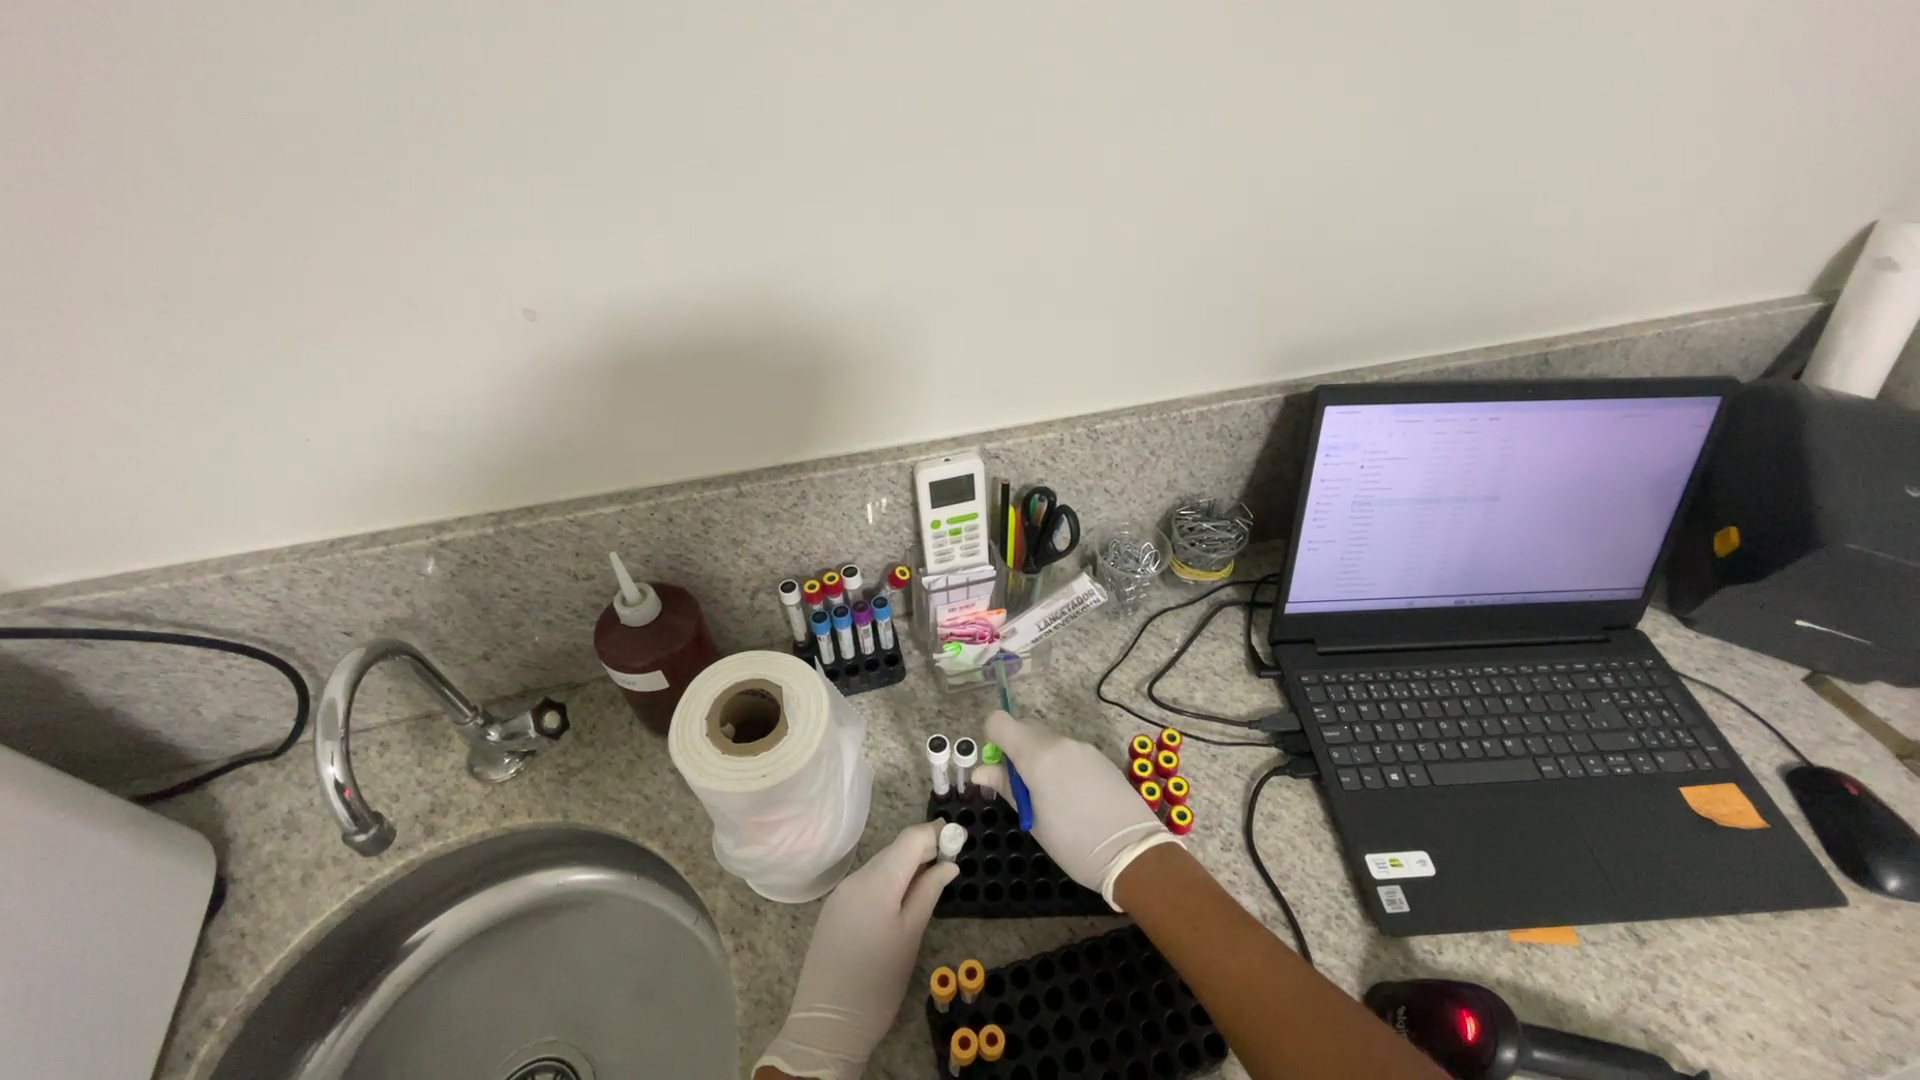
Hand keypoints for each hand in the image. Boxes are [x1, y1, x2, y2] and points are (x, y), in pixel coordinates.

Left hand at [755, 820, 959, 1079]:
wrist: (827, 1024)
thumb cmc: (878, 983)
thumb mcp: (911, 936)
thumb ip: (929, 892)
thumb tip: (948, 865)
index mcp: (877, 881)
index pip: (909, 839)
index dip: (934, 833)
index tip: (957, 836)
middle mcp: (856, 879)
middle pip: (894, 851)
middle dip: (922, 849)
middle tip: (950, 858)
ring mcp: (842, 894)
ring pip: (881, 866)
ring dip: (906, 865)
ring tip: (931, 878)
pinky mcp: (835, 910)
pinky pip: (868, 883)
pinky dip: (889, 881)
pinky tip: (903, 897)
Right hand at [969, 711, 1178, 909]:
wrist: (1133, 853)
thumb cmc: (1074, 844)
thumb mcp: (1033, 820)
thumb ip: (1007, 788)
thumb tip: (981, 771)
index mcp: (1038, 756)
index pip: (1000, 722)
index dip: (992, 740)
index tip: (999, 768)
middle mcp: (1060, 743)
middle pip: (1025, 730)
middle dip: (1016, 750)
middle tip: (1022, 788)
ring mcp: (1084, 748)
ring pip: (1048, 741)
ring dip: (1039, 758)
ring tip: (1050, 797)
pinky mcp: (1101, 758)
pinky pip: (1069, 751)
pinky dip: (1061, 764)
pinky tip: (1073, 796)